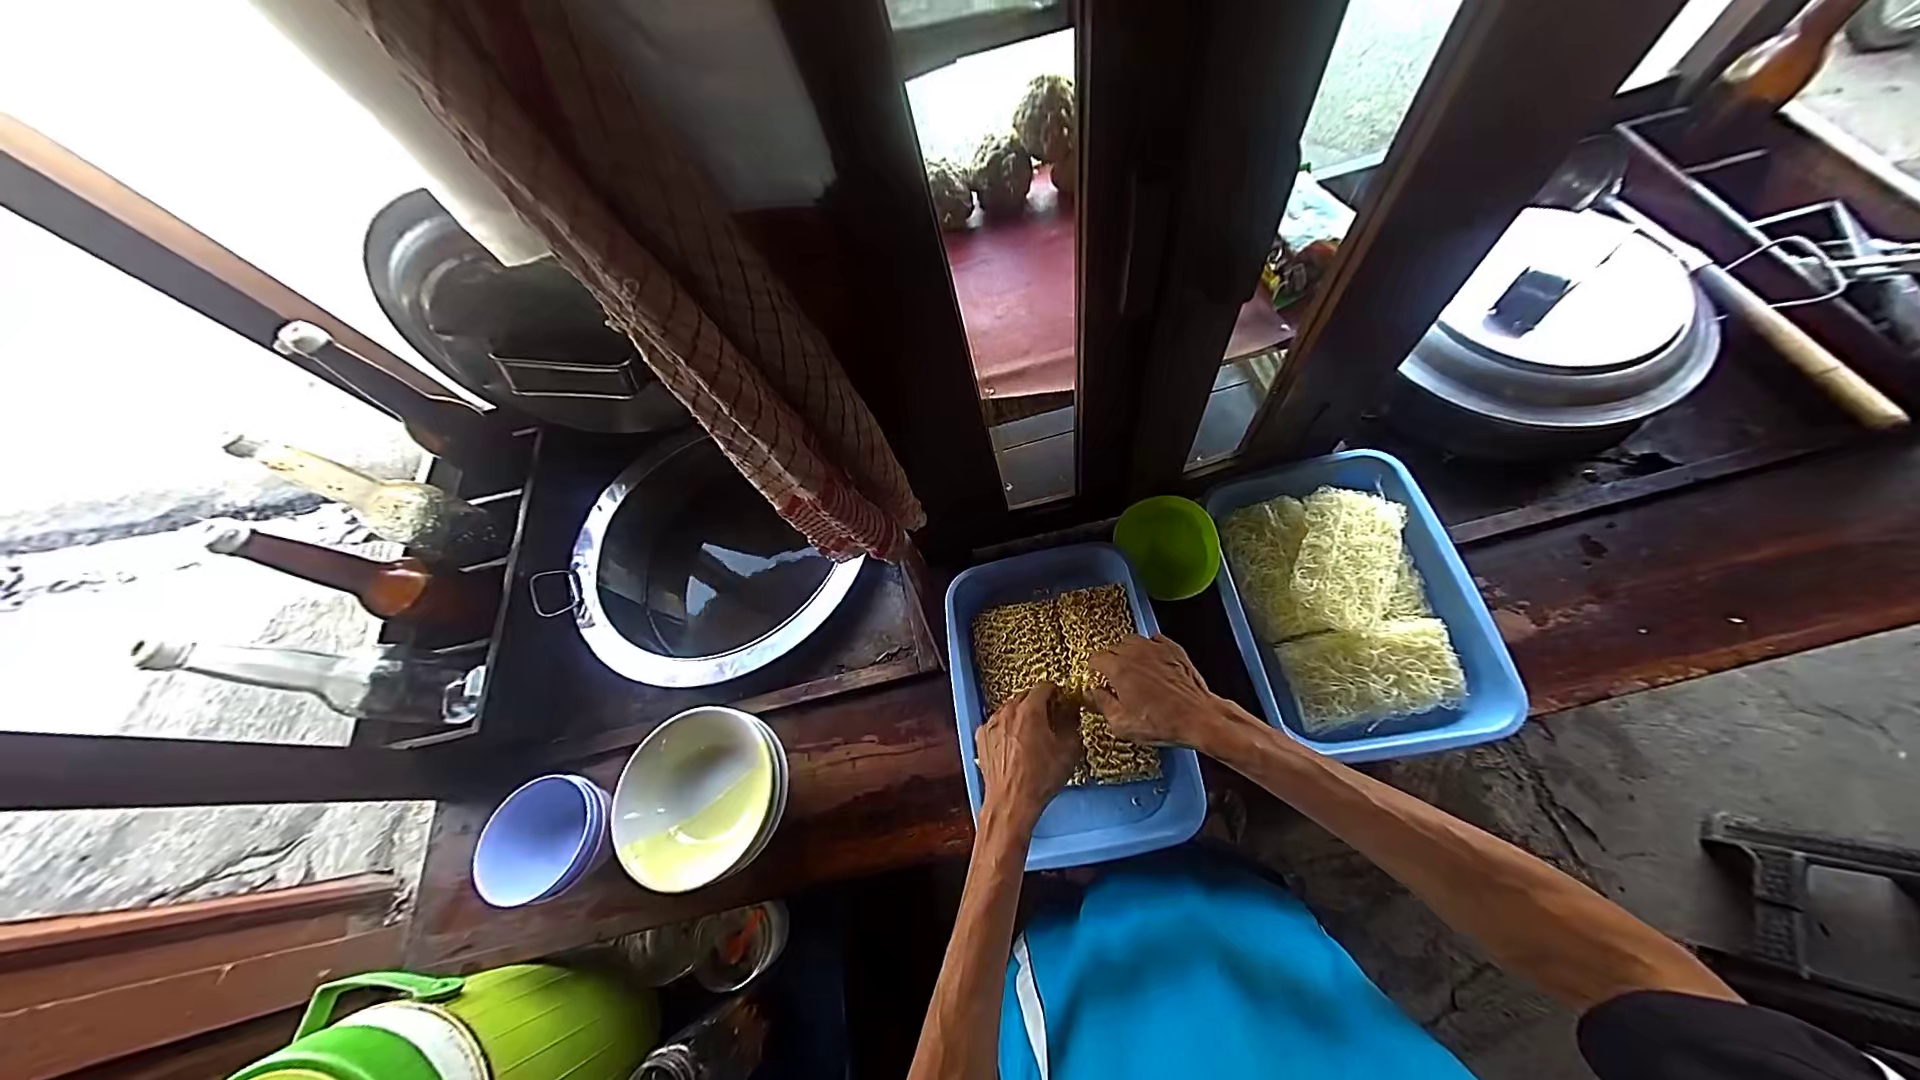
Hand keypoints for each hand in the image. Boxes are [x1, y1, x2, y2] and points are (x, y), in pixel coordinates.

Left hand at [977, 682, 1080, 831]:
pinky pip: (997, 723)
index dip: (1054, 691)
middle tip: (1049, 715)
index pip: (1043, 687)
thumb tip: (1071, 710)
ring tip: (1032, 731)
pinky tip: (1014, 742)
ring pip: (1009, 709)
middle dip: (1038, 702)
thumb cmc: (1040, 778)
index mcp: (1030, 710)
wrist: (1011, 801)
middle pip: (1024, 696)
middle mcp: (1007, 712)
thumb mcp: (1068, 750)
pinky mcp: (981, 737)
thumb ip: (1071, 723)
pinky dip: (1006, 727)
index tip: (1060, 698)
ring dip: (1021, 714)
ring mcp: (992, 723)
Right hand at [1088, 634, 1260, 753]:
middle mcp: (1135, 653)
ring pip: (1132, 640)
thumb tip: (1092, 694)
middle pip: (1112, 648)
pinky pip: (1154, 639)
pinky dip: (1150, 647)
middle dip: (1110, 662)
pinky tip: (1152, 661)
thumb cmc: (1163, 722)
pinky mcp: (1174, 650)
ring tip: (1132, 668)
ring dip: (1128, 652)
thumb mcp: (1122, 724)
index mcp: (1119, 669)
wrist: (1199, 718)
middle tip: (1115, 679)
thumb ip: (1102, 704)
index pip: (1095, 658)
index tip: (1098, 680)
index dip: (1094, 670)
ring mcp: (1155, 648)